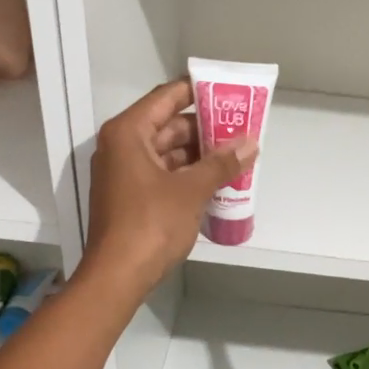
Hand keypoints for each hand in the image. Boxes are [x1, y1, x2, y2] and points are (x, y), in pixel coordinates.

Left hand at [83, 79, 256, 292]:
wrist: (118, 276)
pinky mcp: (129, 200)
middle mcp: (121, 147)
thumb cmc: (151, 225)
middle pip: (167, 127)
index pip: (166, 97)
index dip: (197, 92)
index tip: (228, 94)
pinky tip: (215, 185)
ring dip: (199, 158)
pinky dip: (186, 178)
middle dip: (204, 131)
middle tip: (240, 132)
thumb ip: (221, 164)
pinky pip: (162, 177)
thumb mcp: (191, 191)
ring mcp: (123, 175)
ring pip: (166, 155)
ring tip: (235, 160)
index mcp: (128, 133)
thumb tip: (250, 143)